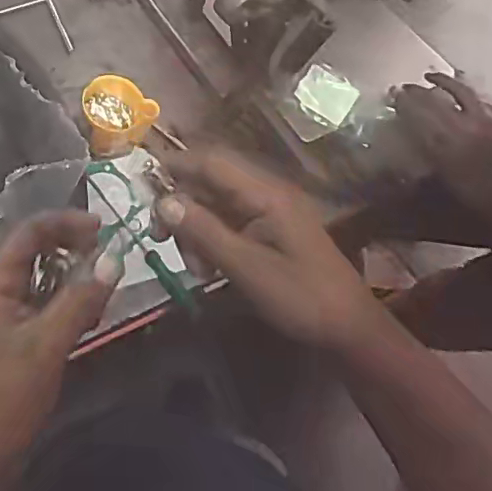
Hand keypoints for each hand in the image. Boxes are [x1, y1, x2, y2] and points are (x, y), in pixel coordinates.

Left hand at [0, 211, 121, 448]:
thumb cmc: (7, 394)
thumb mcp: (47, 343)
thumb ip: (80, 300)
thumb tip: (115, 260)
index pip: (31, 231)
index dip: (66, 222)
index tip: (103, 226)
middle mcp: (2, 288)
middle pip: (38, 247)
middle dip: (73, 242)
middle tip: (109, 250)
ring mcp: (12, 311)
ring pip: (48, 274)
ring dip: (77, 270)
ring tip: (107, 278)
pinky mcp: (24, 333)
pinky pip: (52, 300)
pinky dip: (74, 297)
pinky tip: (95, 309)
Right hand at [154, 148, 389, 352]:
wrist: (349, 329)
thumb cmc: (300, 297)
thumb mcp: (246, 267)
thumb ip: (203, 232)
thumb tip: (163, 201)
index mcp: (266, 193)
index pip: (212, 162)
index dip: (176, 165)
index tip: (142, 183)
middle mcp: (267, 193)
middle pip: (210, 182)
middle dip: (182, 206)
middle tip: (160, 238)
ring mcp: (269, 212)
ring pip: (216, 205)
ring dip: (196, 229)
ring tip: (194, 267)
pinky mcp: (269, 231)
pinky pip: (230, 224)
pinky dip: (212, 241)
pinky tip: (208, 270)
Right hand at [392, 72, 491, 214]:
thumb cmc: (468, 189)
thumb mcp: (439, 171)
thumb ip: (426, 147)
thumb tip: (411, 127)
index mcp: (445, 142)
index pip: (419, 112)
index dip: (405, 101)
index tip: (394, 94)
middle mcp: (465, 125)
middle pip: (436, 100)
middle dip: (418, 91)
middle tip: (405, 86)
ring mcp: (486, 120)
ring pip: (462, 92)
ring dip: (444, 81)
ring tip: (431, 77)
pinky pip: (480, 100)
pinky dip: (466, 92)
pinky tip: (460, 91)